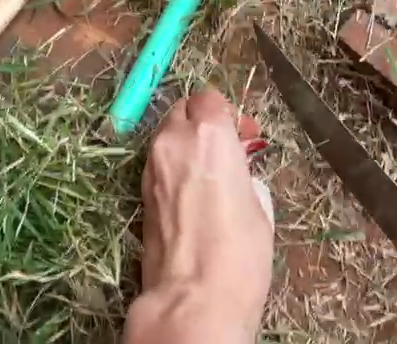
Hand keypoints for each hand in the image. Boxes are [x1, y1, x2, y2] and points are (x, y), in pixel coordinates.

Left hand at [123, 91, 273, 343]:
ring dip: (185, 143)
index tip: (243, 137)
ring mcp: (152, 165)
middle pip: (184, 110)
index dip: (227, 114)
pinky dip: (172, 166)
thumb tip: (235, 171)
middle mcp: (175, 139)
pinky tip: (190, 193)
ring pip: (167, 134)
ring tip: (206, 174)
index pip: (210, 98)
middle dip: (202, 122)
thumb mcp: (258, 202)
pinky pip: (157, 162)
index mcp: (209, 133)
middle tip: (224, 150)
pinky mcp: (139, 192)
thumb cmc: (240, 252)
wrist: (194, 299)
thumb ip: (242, 171)